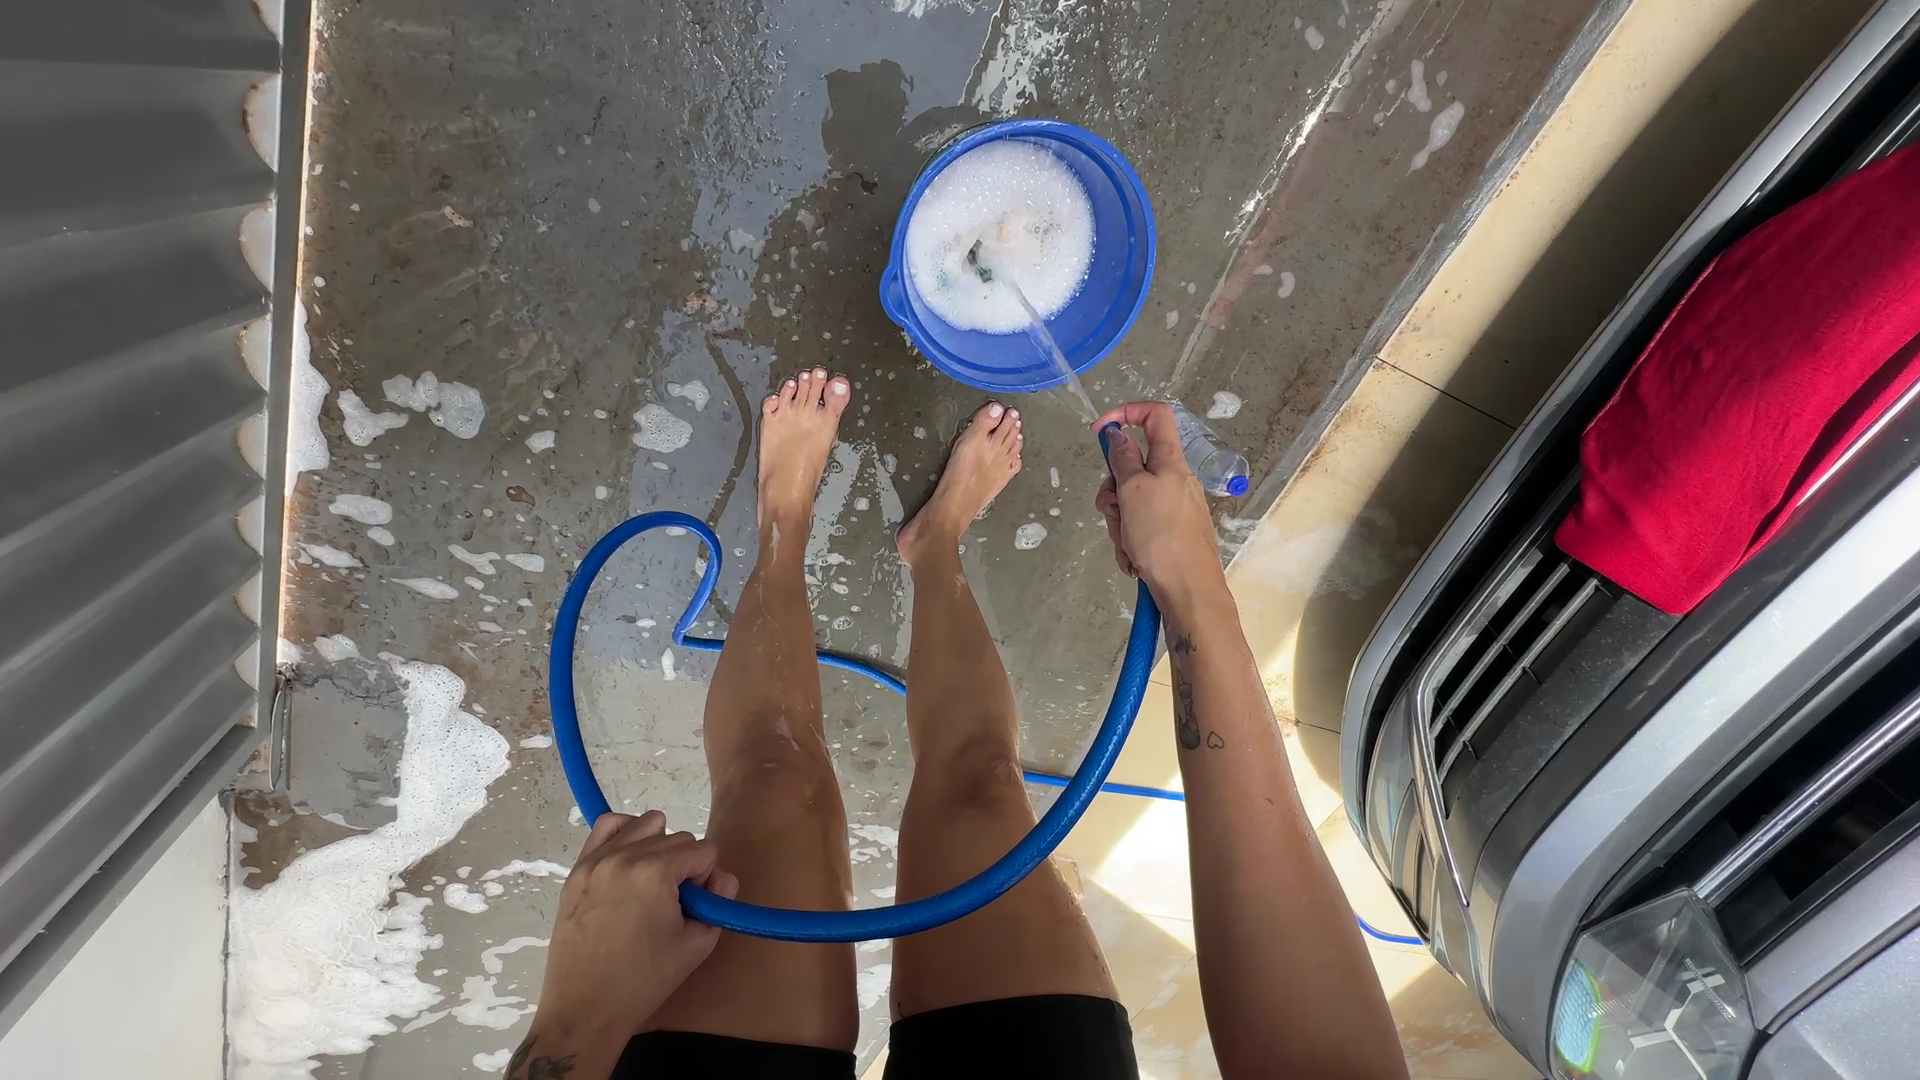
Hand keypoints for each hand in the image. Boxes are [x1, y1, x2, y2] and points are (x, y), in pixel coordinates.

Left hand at [528, 811, 737, 1046]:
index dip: (705, 878)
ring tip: (649, 884)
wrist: (584, 1011)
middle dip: (683, 866)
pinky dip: (625, 834)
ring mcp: (596, 861)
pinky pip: (608, 826)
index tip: (691, 906)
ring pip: (647, 825)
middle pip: (678, 838)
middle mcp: (625, 856)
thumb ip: (720, 898)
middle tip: (671, 904)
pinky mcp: (577, 871)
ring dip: (657, 848)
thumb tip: (719, 877)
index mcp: (656, 872)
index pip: (704, 850)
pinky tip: (629, 862)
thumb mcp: (699, 942)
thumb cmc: (644, 980)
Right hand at [1092, 402, 1225, 608]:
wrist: (1189, 591)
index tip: (1099, 431)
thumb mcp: (1134, 491)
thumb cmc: (1161, 536)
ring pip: (1130, 503)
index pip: (1154, 416)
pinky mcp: (1169, 535)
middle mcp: (1174, 481)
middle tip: (1113, 510)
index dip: (1125, 413)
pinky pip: (1138, 530)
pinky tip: (1135, 561)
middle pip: (1131, 469)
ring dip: (1119, 524)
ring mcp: (1172, 509)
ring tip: (1128, 545)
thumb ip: (1122, 460)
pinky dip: (1130, 543)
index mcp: (1170, 462)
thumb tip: (1116, 433)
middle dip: (1112, 491)